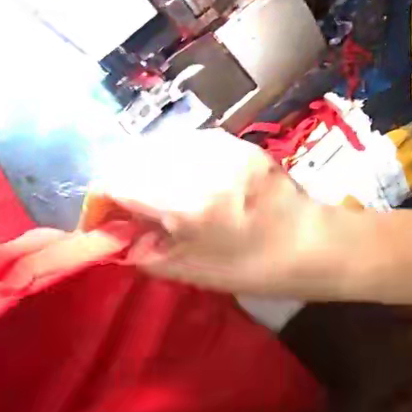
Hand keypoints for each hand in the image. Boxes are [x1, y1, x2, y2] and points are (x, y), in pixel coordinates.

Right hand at [88, 130, 351, 299]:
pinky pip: (185, 142)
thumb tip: (114, 238)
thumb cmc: (254, 267)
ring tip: (152, 199)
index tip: (102, 226)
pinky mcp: (235, 140)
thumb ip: (144, 251)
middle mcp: (200, 163)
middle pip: (131, 159)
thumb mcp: (191, 270)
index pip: (116, 183)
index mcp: (188, 201)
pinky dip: (170, 160)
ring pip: (156, 146)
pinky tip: (180, 182)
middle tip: (125, 216)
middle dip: (119, 186)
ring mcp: (220, 146)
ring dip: (143, 171)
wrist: (312, 242)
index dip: (98, 205)